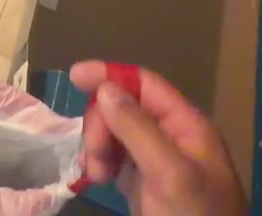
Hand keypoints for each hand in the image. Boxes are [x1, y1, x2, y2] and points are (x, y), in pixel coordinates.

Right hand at [70, 61, 245, 215]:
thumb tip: (105, 88)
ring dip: (98, 144)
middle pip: (124, 107)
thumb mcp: (170, 175)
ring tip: (95, 173)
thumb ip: (138, 128)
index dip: (110, 75)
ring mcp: (158, 164)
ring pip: (115, 131)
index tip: (74, 77)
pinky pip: (114, 157)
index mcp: (187, 127)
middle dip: (102, 122)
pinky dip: (100, 160)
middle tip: (93, 153)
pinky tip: (96, 176)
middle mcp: (172, 139)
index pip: (144, 83)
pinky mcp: (144, 187)